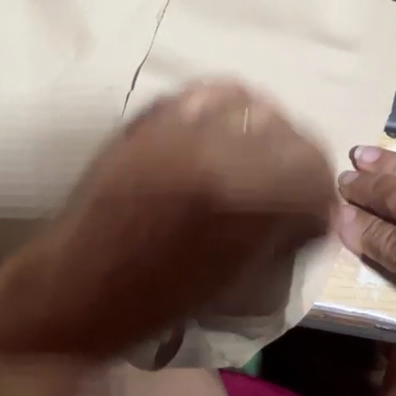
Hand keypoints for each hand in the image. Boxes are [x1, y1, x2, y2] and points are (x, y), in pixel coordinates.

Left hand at [0, 81, 335, 369]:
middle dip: (296, 161)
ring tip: (249, 155)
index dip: (319, 193)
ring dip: (261, 130)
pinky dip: (222, 110)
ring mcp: (182, 128)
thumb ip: (282, 233)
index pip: (316, 170)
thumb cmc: (157, 301)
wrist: (76, 287)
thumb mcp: (240, 275)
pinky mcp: (150, 119)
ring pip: (252, 104)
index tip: (311, 211)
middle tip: (286, 185)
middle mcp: (221, 151)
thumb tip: (313, 211)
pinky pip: (205, 94)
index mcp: (249, 200)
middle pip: (291, 133)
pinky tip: (218, 135)